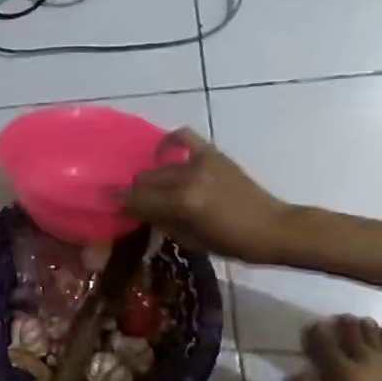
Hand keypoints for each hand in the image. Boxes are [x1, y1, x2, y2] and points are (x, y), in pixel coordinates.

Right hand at [122, 129, 293, 264]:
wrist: (271, 228)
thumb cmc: (232, 243)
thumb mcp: (191, 240)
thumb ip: (162, 222)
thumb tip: (140, 212)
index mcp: (182, 202)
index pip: (139, 199)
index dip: (121, 203)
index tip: (110, 204)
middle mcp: (188, 176)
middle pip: (146, 179)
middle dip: (137, 192)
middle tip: (135, 203)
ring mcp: (201, 161)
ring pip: (161, 165)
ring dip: (153, 177)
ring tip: (154, 188)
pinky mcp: (213, 154)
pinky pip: (184, 136)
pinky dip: (171, 141)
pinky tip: (166, 153)